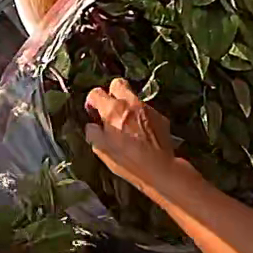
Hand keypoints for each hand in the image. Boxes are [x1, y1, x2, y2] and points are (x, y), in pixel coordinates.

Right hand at [85, 78, 190, 194]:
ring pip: (133, 98)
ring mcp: (148, 109)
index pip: (96, 92)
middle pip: (118, 84)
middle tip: (109, 110)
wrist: (159, 169)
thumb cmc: (126, 160)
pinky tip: (140, 132)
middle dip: (111, 93)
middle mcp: (131, 104)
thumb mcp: (100, 149)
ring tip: (126, 124)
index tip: (92, 114)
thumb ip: (93, 132)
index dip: (91, 102)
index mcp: (112, 110)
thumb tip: (92, 125)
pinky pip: (146, 110)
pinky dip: (140, 117)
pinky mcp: (161, 117)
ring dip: (127, 106)